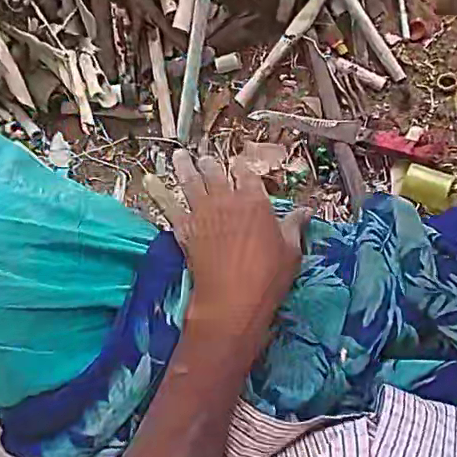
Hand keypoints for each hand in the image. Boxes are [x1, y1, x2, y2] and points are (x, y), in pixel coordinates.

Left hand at [164, 150, 309, 348]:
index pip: (247, 175)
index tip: (239, 163)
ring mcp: (202, 214)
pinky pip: (169, 207)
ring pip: (190, 182)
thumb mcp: (291, 250)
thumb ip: (295, 226)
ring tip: (180, 155)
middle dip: (211, 163)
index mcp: (254, 201)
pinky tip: (151, 182)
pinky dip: (159, 193)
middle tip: (206, 157)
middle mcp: (226, 201)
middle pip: (216, 173)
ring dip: (185, 167)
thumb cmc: (268, 276)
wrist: (232, 301)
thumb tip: (306, 210)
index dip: (242, 167)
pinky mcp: (184, 230)